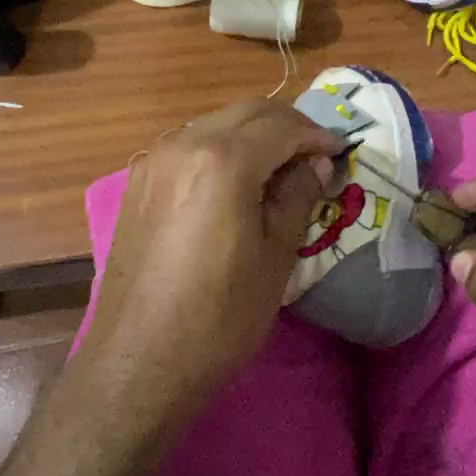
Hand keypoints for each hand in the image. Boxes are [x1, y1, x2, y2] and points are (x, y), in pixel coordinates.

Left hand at [80, 99, 341, 419]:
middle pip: (245, 112)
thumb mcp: (275, 258)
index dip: (315, 135)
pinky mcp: (137, 184)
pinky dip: (219, 150)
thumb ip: (297, 197)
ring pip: (214, 125)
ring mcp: (154, 162)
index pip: (280, 126)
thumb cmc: (219, 317)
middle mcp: (183, 146)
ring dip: (250, 135)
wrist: (138, 362)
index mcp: (222, 161)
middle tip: (313, 155)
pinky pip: (187, 147)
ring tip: (277, 169)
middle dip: (285, 125)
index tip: (337, 153)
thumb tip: (314, 165)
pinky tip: (233, 184)